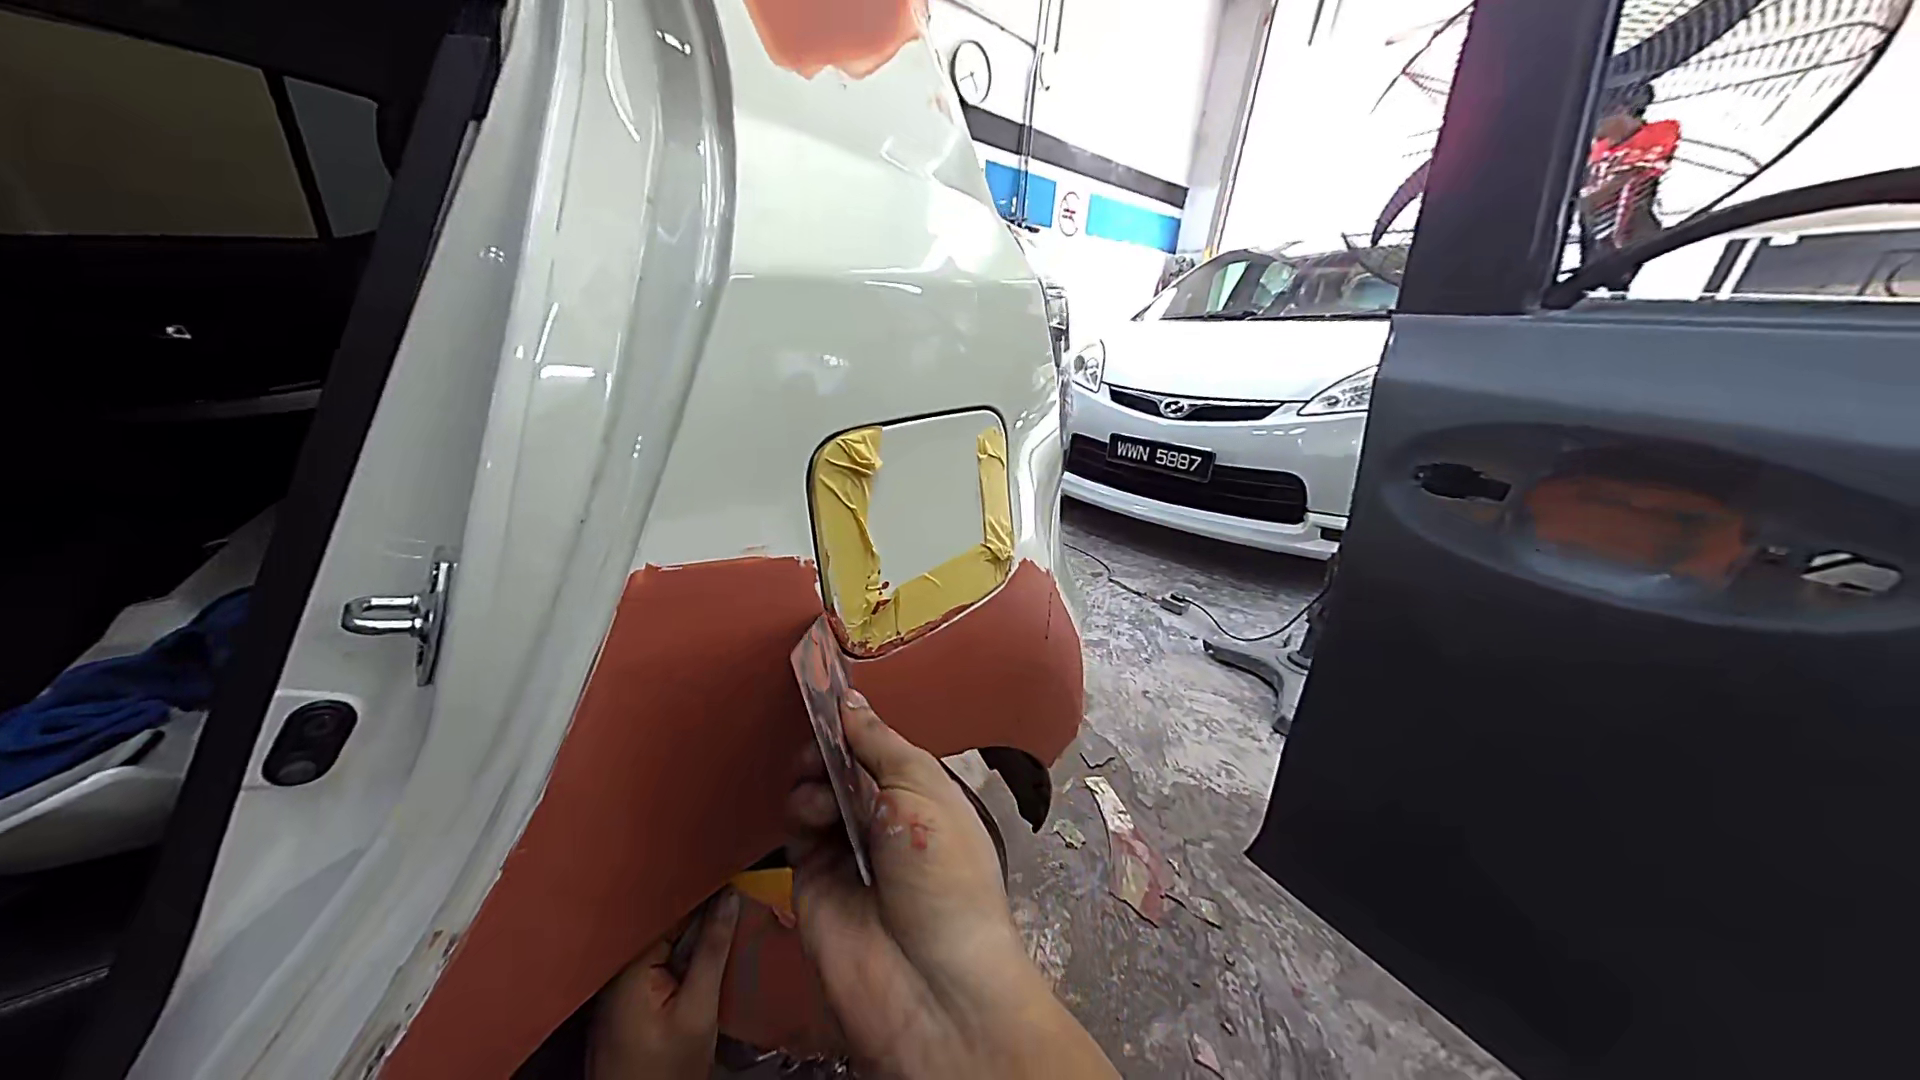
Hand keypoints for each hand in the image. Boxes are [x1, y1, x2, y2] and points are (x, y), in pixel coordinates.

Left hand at [589, 889, 740, 1079]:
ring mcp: (618, 991)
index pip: (670, 910)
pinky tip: (706, 957)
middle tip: (738, 898)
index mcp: (628, 968)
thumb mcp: (699, 1009)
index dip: (704, 892)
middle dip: (701, 913)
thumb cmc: (666, 1074)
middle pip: (665, 925)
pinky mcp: (626, 1006)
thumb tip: (730, 896)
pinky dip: (682, 957)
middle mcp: (616, 973)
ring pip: (664, 944)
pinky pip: (658, 965)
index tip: (736, 878)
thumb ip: (713, 948)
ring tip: (728, 921)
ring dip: (694, 935)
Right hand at [786, 690, 1116, 1079]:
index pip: (880, 745)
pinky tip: (813, 810)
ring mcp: (848, 846)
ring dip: (814, 777)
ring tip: (824, 789)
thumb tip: (851, 701)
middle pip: (843, 765)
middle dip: (830, 747)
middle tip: (822, 742)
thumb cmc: (947, 878)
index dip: (856, 722)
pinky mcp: (814, 877)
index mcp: (921, 792)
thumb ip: (879, 743)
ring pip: (816, 790)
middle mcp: (884, 816)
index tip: (827, 694)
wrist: (931, 982)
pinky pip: (797, 827)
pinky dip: (800, 808)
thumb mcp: (922, 789)